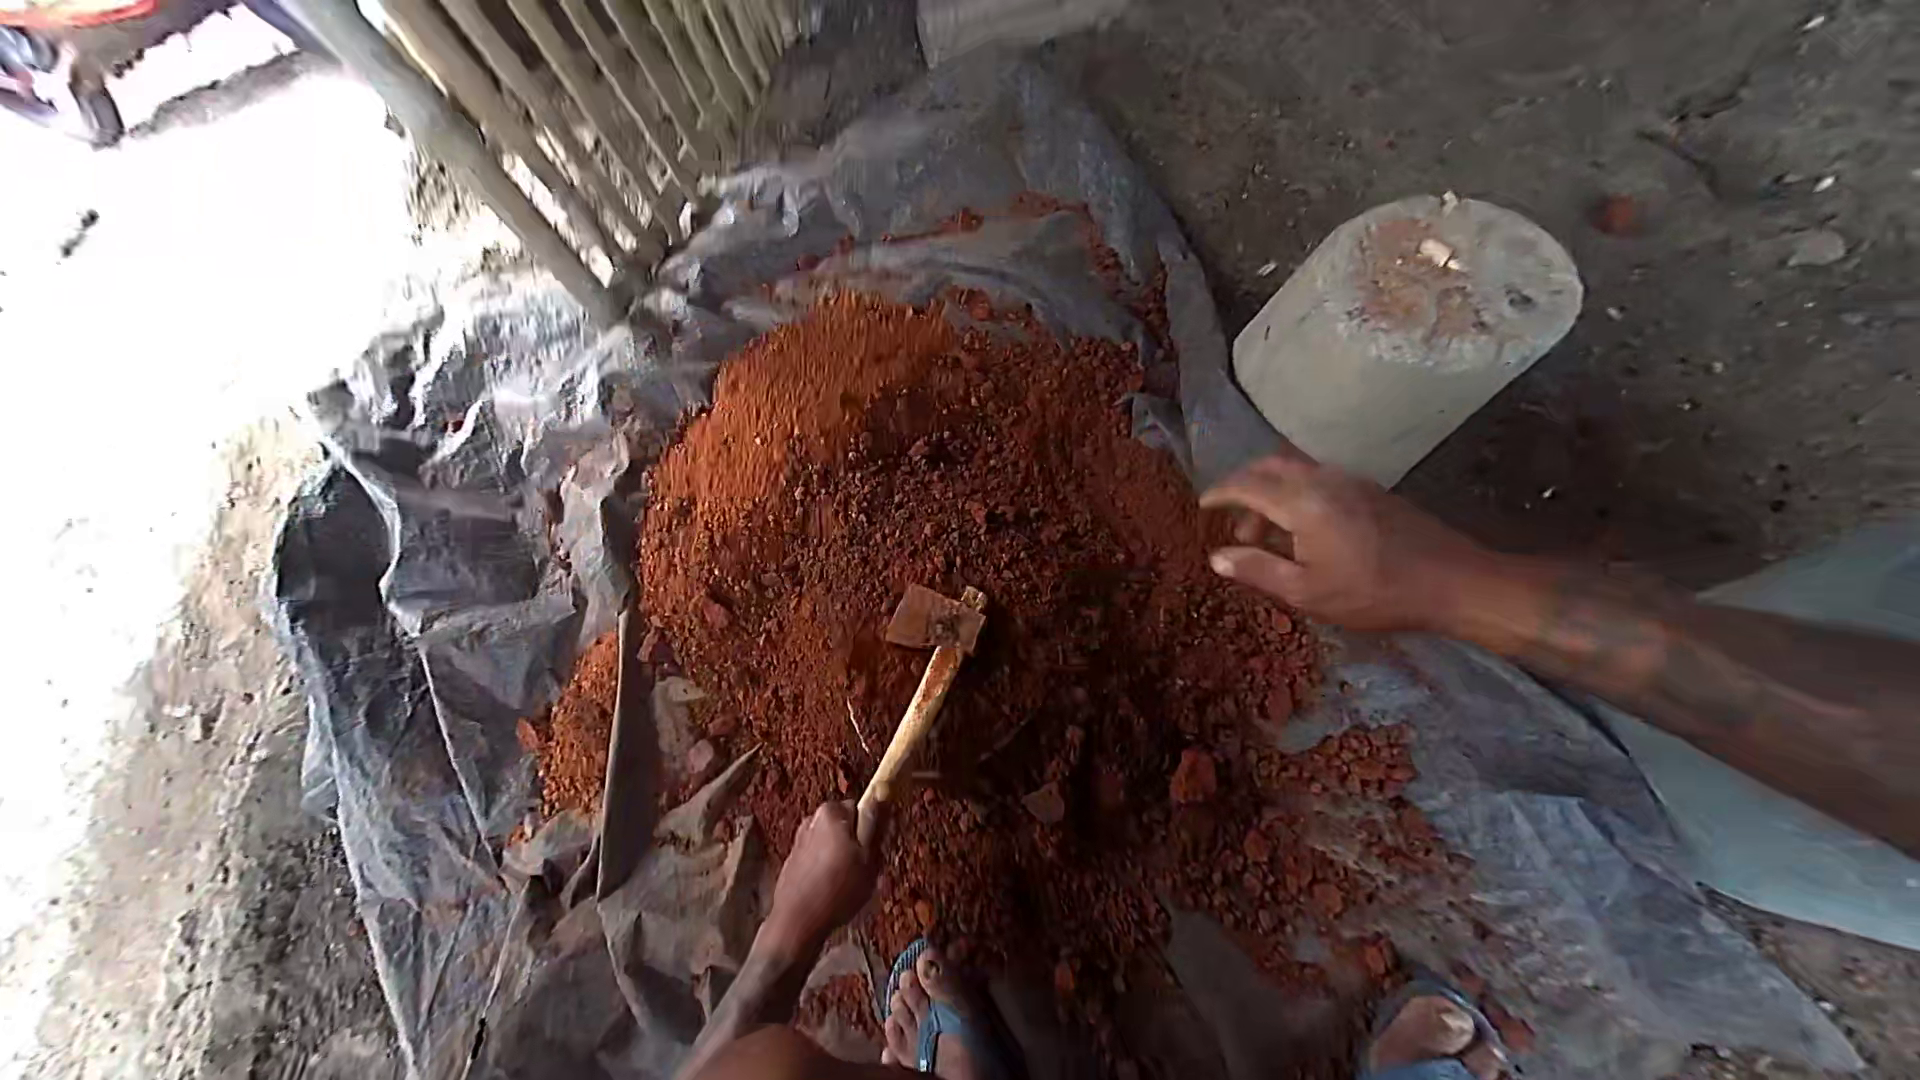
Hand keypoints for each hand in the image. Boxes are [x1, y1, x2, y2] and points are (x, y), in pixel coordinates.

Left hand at [765, 801, 880, 950]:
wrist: (796, 924)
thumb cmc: (837, 890)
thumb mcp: (868, 856)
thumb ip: (875, 821)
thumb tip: (881, 789)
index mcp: (831, 812)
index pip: (862, 808)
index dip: (872, 831)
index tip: (874, 852)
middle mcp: (812, 819)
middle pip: (847, 826)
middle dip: (857, 846)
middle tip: (864, 873)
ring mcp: (800, 840)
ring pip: (833, 844)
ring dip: (843, 860)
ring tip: (848, 887)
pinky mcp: (793, 861)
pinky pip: (819, 859)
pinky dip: (827, 870)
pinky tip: (831, 892)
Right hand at [1200, 455, 1494, 633]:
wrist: (1455, 582)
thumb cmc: (1374, 592)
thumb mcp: (1306, 592)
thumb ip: (1256, 570)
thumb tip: (1216, 557)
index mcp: (1303, 503)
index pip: (1247, 484)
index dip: (1219, 492)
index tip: (1203, 506)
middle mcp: (1323, 480)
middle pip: (1269, 466)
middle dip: (1242, 486)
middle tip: (1231, 518)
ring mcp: (1350, 481)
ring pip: (1294, 470)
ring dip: (1269, 491)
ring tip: (1265, 533)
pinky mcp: (1369, 489)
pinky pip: (1316, 478)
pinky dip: (1294, 493)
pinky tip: (1300, 528)